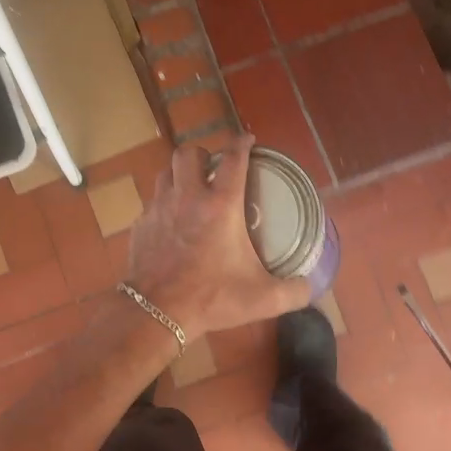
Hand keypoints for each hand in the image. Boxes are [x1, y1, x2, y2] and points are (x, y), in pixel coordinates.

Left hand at [126, 135, 311, 336]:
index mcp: (220, 205)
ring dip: (179, 174)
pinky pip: (152, 203)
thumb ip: (293, 291)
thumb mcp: (261, 298)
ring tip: (190, 189)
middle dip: (201, 154)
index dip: (242, 143)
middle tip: (212, 168)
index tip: (248, 139)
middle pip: (187, 153)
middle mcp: (187, 197)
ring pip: (165, 173)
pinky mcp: (141, 224)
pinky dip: (164, 205)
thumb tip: (309, 286)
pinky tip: (171, 223)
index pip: (233, 159)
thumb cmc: (211, 298)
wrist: (156, 311)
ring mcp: (159, 208)